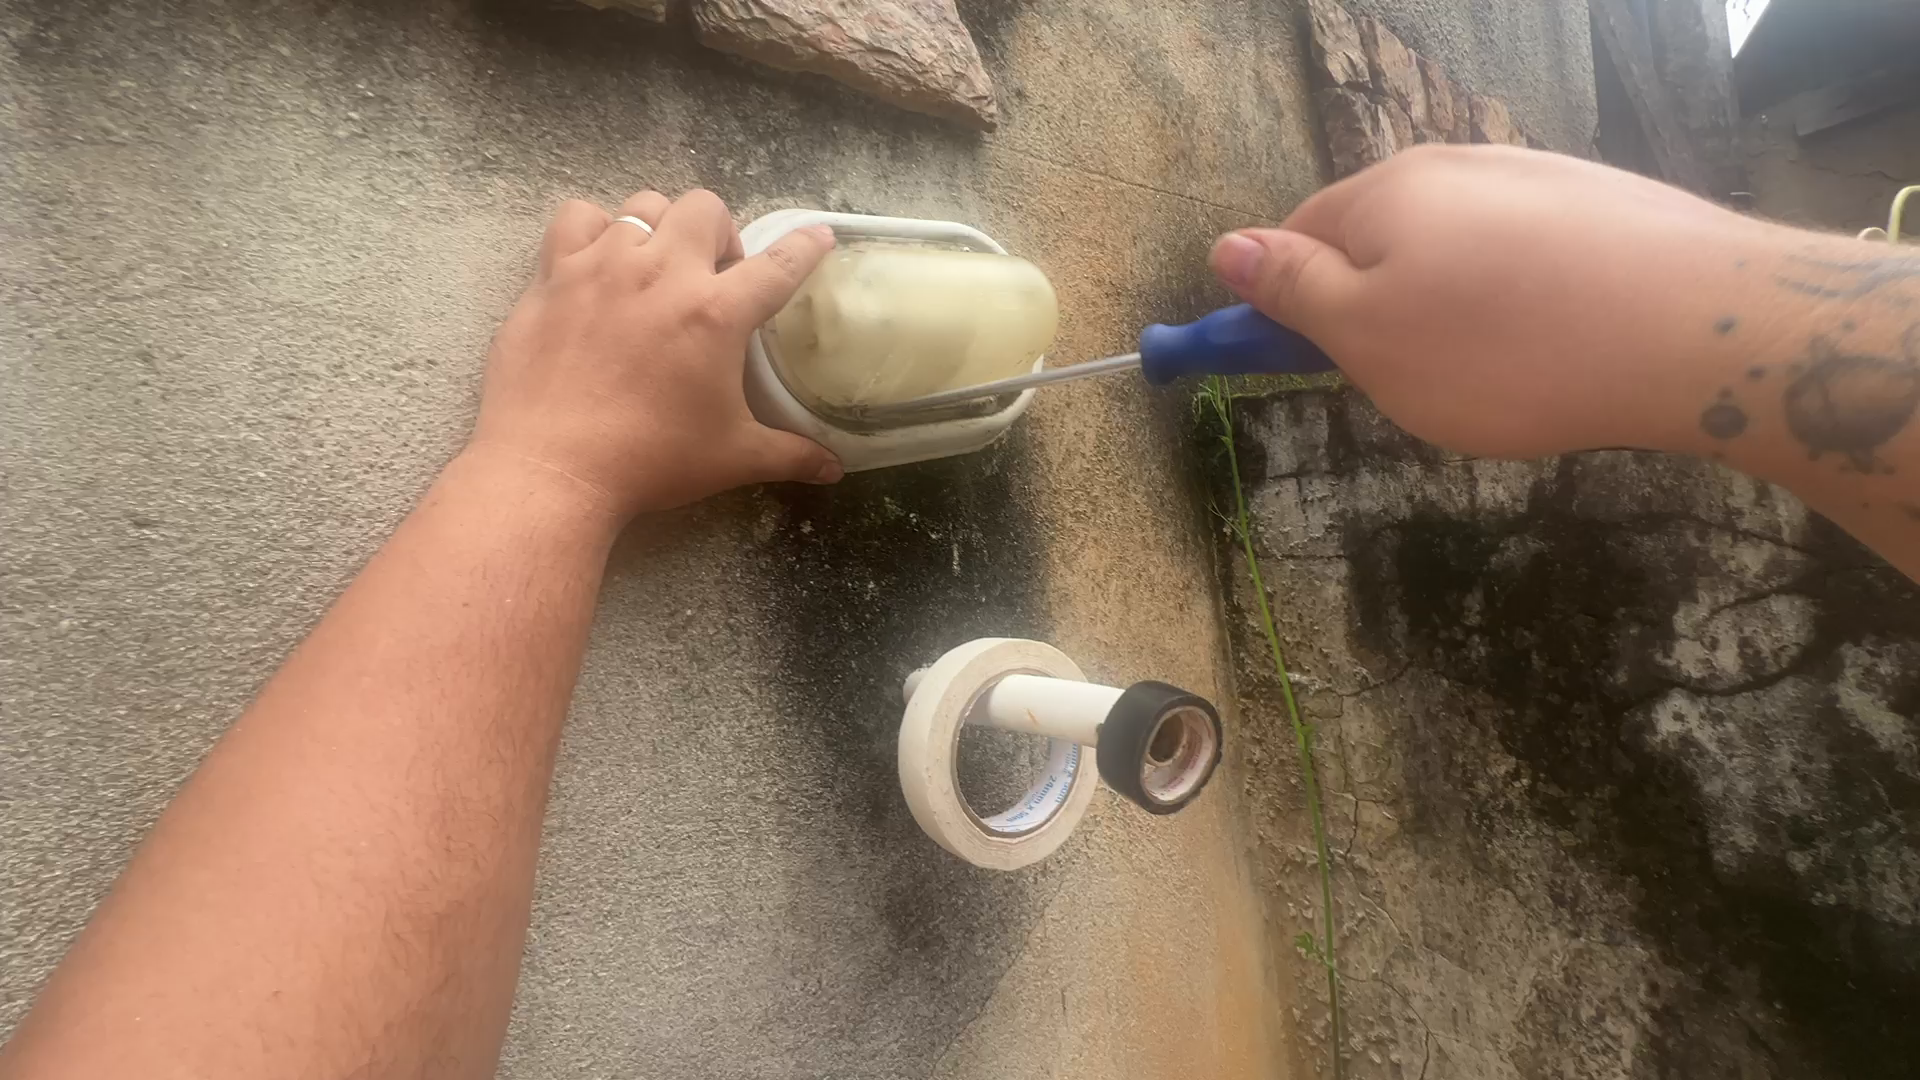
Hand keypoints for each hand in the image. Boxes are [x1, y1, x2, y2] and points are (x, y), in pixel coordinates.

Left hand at [468, 189, 841, 519]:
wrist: (554, 467)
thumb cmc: (654, 460)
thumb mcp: (735, 458)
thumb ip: (792, 456)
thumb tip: (834, 470)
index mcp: (716, 314)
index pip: (777, 266)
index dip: (805, 247)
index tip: (819, 234)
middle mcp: (662, 273)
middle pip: (704, 209)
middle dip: (722, 234)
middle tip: (716, 277)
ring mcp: (602, 266)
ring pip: (643, 206)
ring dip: (663, 229)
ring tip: (659, 268)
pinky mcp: (553, 274)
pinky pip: (578, 218)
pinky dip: (597, 230)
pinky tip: (601, 264)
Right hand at [1209, 145, 1785, 457]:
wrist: (1706, 332)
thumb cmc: (1495, 347)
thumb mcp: (1360, 331)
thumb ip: (1287, 287)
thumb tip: (1224, 245)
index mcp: (1384, 192)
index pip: (1293, 236)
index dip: (1280, 300)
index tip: (1293, 358)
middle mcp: (1453, 166)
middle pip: (1366, 240)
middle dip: (1356, 305)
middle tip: (1384, 373)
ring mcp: (1530, 178)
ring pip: (1435, 251)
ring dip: (1423, 306)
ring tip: (1463, 367)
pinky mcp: (1592, 206)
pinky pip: (1502, 256)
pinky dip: (1490, 300)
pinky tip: (1525, 341)